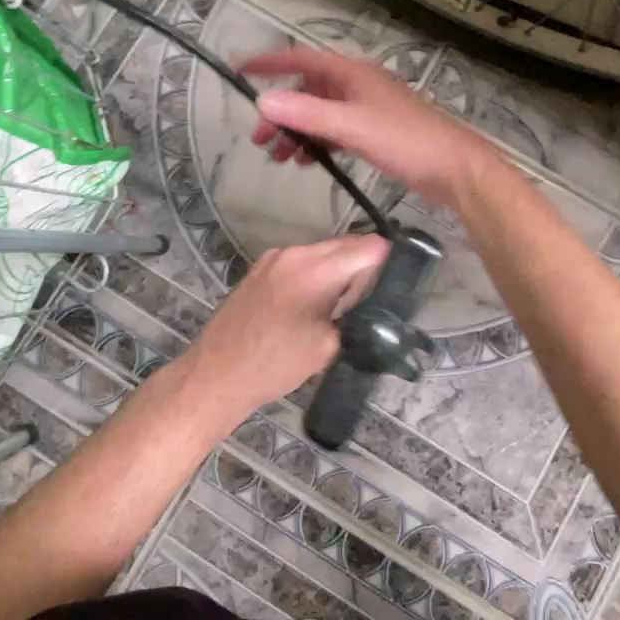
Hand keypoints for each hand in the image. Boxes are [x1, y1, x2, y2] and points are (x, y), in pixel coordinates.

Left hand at [183, 235, 388, 411]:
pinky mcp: (260, 269)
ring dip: (338, 268)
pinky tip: (317, 301)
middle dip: (363, 263)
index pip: (366, 248)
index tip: (402, 274)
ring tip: (348, 300)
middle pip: (343, 245)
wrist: (217, 374)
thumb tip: (373, 306)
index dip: (388, 258)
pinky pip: (300, 261)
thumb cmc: (275, 364)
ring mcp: (274, 259)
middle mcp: (294, 254)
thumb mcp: (327, 346)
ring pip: (321, 252)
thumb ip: (355, 317)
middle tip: (378, 291)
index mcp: (314, 270)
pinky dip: (315, 273)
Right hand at [242, 46, 502, 207]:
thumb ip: (307, 114)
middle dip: (282, 111)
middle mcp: (358, 85)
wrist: (454, 168)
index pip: (301, 58)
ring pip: (322, 113)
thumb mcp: (352, 126)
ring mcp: (369, 108)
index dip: (270, 62)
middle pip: (309, 89)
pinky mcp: (377, 132)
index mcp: (352, 74)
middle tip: (260, 140)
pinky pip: (337, 130)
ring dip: (298, 130)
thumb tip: (263, 100)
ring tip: (279, 157)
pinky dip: (319, 142)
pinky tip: (308, 161)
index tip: (239, 70)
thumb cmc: (405, 141)